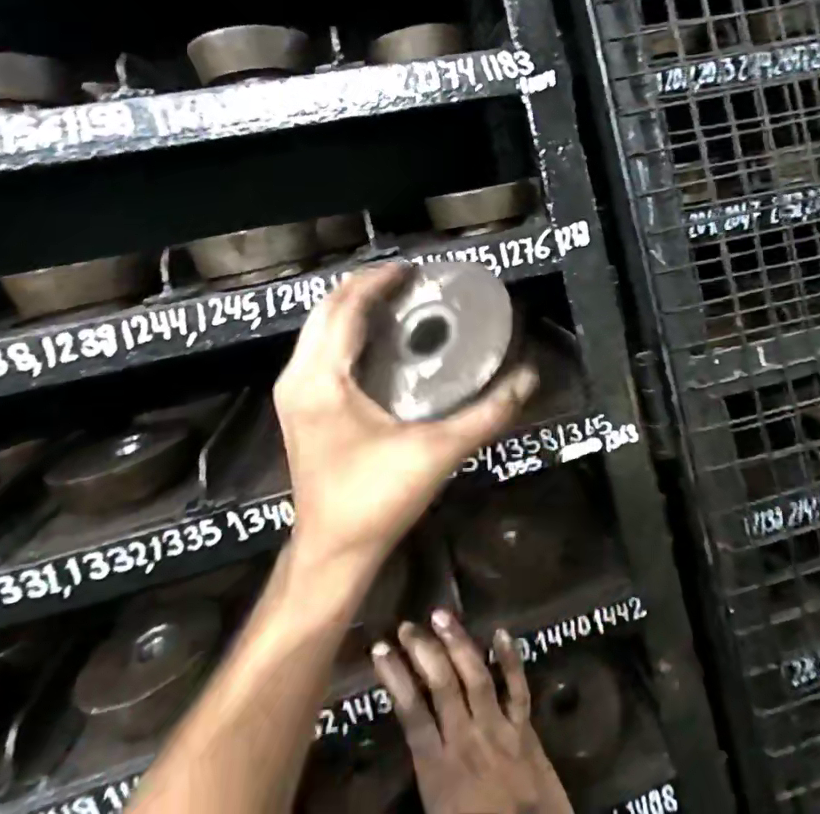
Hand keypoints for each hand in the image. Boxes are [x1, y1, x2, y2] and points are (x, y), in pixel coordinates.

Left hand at [275, 264, 537, 575]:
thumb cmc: (377, 499)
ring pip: (316, 329)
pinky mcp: (298, 408)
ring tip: (395, 300)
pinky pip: (317, 350)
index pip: (346, 308)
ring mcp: (292, 393)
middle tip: (408, 280)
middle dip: (363, 287)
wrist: (332, 550)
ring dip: (351, 307)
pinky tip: (376, 338)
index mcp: (321, 379)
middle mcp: (298, 377)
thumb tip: (528, 377)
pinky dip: (343, 331)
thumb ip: (486, 414)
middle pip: (325, 310)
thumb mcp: (437, 452)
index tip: (413, 268)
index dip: (378, 281)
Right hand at [371, 610, 572, 813]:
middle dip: (423, 651)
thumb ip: (423, 768)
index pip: (411, 712)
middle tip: (407, 626)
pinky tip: (501, 633)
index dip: (394, 678)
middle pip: (442, 685)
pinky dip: (511, 660)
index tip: (379, 649)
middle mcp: (467, 739)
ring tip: (442, 616)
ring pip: (477, 678)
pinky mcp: (525, 730)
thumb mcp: (436, 807)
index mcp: (438, 767)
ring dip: (458, 644)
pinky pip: (518, 689)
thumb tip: (409, 730)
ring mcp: (499, 730)